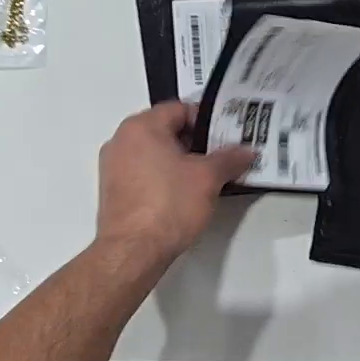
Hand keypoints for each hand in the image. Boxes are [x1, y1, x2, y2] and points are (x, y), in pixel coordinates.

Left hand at [95, 101, 254, 266]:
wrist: (133, 251)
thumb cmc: (168, 206)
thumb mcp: (208, 178)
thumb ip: (230, 159)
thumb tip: (246, 152)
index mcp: (141, 127)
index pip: (180, 109)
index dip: (207, 120)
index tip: (227, 135)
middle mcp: (121, 140)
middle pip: (165, 130)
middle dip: (195, 142)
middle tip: (221, 155)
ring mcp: (113, 166)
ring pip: (154, 153)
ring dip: (179, 161)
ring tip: (206, 177)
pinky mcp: (113, 190)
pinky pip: (143, 172)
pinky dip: (163, 177)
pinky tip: (183, 194)